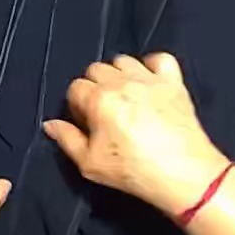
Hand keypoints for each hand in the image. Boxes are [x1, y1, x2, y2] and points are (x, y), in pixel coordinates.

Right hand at [42, 53, 231, 215]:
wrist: (184, 175)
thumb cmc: (133, 171)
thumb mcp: (89, 163)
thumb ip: (66, 139)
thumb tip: (50, 124)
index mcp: (98, 100)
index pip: (75, 87)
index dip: (76, 105)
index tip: (86, 123)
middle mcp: (122, 83)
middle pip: (96, 69)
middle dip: (93, 87)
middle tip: (102, 111)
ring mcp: (150, 80)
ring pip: (123, 60)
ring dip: (118, 74)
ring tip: (122, 96)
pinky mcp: (174, 83)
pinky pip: (160, 59)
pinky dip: (151, 65)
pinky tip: (147, 82)